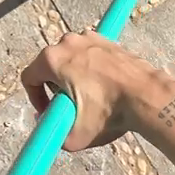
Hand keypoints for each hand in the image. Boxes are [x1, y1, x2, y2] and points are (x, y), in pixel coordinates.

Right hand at [20, 33, 174, 149]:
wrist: (145, 96)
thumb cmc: (109, 112)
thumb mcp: (75, 136)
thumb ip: (52, 134)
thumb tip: (47, 125)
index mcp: (52, 59)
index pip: (29, 77)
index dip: (35, 98)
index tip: (48, 111)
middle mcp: (66, 42)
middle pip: (50, 66)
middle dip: (55, 87)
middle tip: (69, 105)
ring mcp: (87, 37)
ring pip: (70, 58)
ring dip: (73, 75)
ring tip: (88, 96)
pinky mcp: (105, 39)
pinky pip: (89, 53)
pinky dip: (91, 67)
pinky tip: (103, 86)